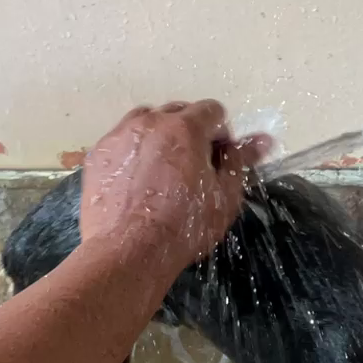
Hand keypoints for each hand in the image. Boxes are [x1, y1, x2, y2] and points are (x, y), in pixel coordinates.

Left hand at [79, 101, 271, 271]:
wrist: (128, 252)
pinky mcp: (98, 153)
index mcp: (186, 128)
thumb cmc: (184, 227)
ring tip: (163, 170)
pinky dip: (135, 150)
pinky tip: (137, 180)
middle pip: (179, 111)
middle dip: (191, 132)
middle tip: (192, 167)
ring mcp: (120, 135)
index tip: (217, 160)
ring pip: (147, 120)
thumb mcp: (224, 197)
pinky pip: (123, 139)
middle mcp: (151, 122)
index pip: (213, 110)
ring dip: (161, 135)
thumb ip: (241, 161)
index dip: (220, 134)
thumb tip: (264, 140)